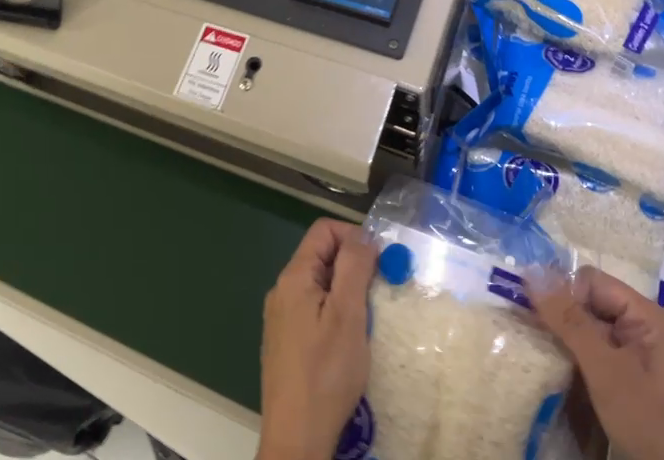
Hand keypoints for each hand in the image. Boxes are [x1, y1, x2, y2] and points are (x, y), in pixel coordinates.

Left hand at [256, 219, 379, 459]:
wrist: (296, 434)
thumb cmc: (325, 372)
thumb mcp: (348, 315)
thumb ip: (354, 268)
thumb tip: (363, 235)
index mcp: (293, 277)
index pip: (324, 230)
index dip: (355, 237)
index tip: (381, 263)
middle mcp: (282, 291)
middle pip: (322, 257)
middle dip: (355, 267)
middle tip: (380, 295)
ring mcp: (282, 317)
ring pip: (321, 286)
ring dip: (348, 293)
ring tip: (368, 320)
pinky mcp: (287, 341)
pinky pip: (315, 310)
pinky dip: (337, 314)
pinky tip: (350, 341)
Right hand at [531, 267, 663, 459]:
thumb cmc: (653, 426)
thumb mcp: (607, 373)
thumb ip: (570, 322)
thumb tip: (532, 272)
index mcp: (651, 318)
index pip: (593, 282)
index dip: (562, 293)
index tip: (531, 315)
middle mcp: (650, 331)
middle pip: (593, 306)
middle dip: (561, 319)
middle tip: (528, 337)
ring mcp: (645, 358)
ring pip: (594, 333)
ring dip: (567, 344)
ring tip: (539, 357)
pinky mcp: (639, 382)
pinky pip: (602, 358)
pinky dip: (580, 363)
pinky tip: (561, 377)